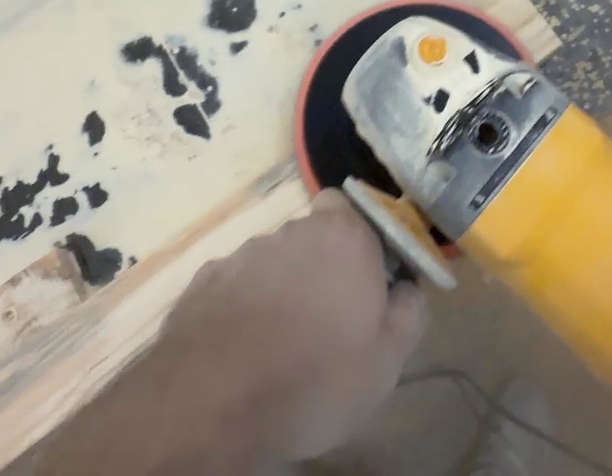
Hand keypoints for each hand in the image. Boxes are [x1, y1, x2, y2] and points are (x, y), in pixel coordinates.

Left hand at [45, 189, 427, 474]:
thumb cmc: (314, 376)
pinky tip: (244, 348)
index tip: (364, 279)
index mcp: (343, 238)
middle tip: (328, 319)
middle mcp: (291, 232)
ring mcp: (242, 253)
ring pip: (272, 261)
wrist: (212, 403)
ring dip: (281, 287)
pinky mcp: (202, 281)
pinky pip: (235, 286)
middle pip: (311, 237)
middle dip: (320, 267)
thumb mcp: (386, 361)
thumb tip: (408, 288)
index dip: (357, 239)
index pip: (349, 207)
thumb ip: (409, 313)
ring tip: (282, 342)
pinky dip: (242, 307)